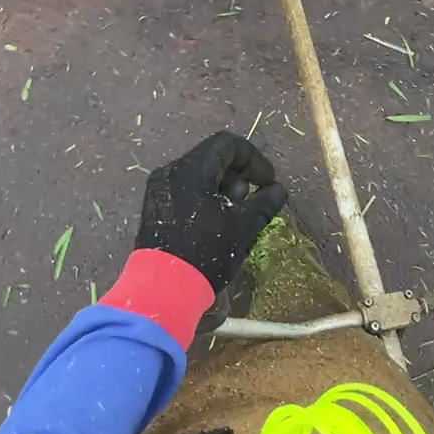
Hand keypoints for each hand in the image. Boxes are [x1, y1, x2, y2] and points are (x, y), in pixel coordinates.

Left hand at [135, 131, 287, 292]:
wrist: (164, 288)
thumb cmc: (205, 251)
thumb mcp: (243, 226)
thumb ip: (264, 202)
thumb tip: (277, 190)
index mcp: (191, 169)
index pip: (228, 144)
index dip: (254, 159)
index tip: (268, 182)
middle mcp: (171, 172)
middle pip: (213, 157)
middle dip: (240, 174)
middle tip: (255, 197)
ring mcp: (160, 189)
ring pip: (200, 175)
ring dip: (225, 187)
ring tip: (238, 212)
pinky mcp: (156, 208)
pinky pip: (187, 190)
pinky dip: (208, 197)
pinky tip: (219, 221)